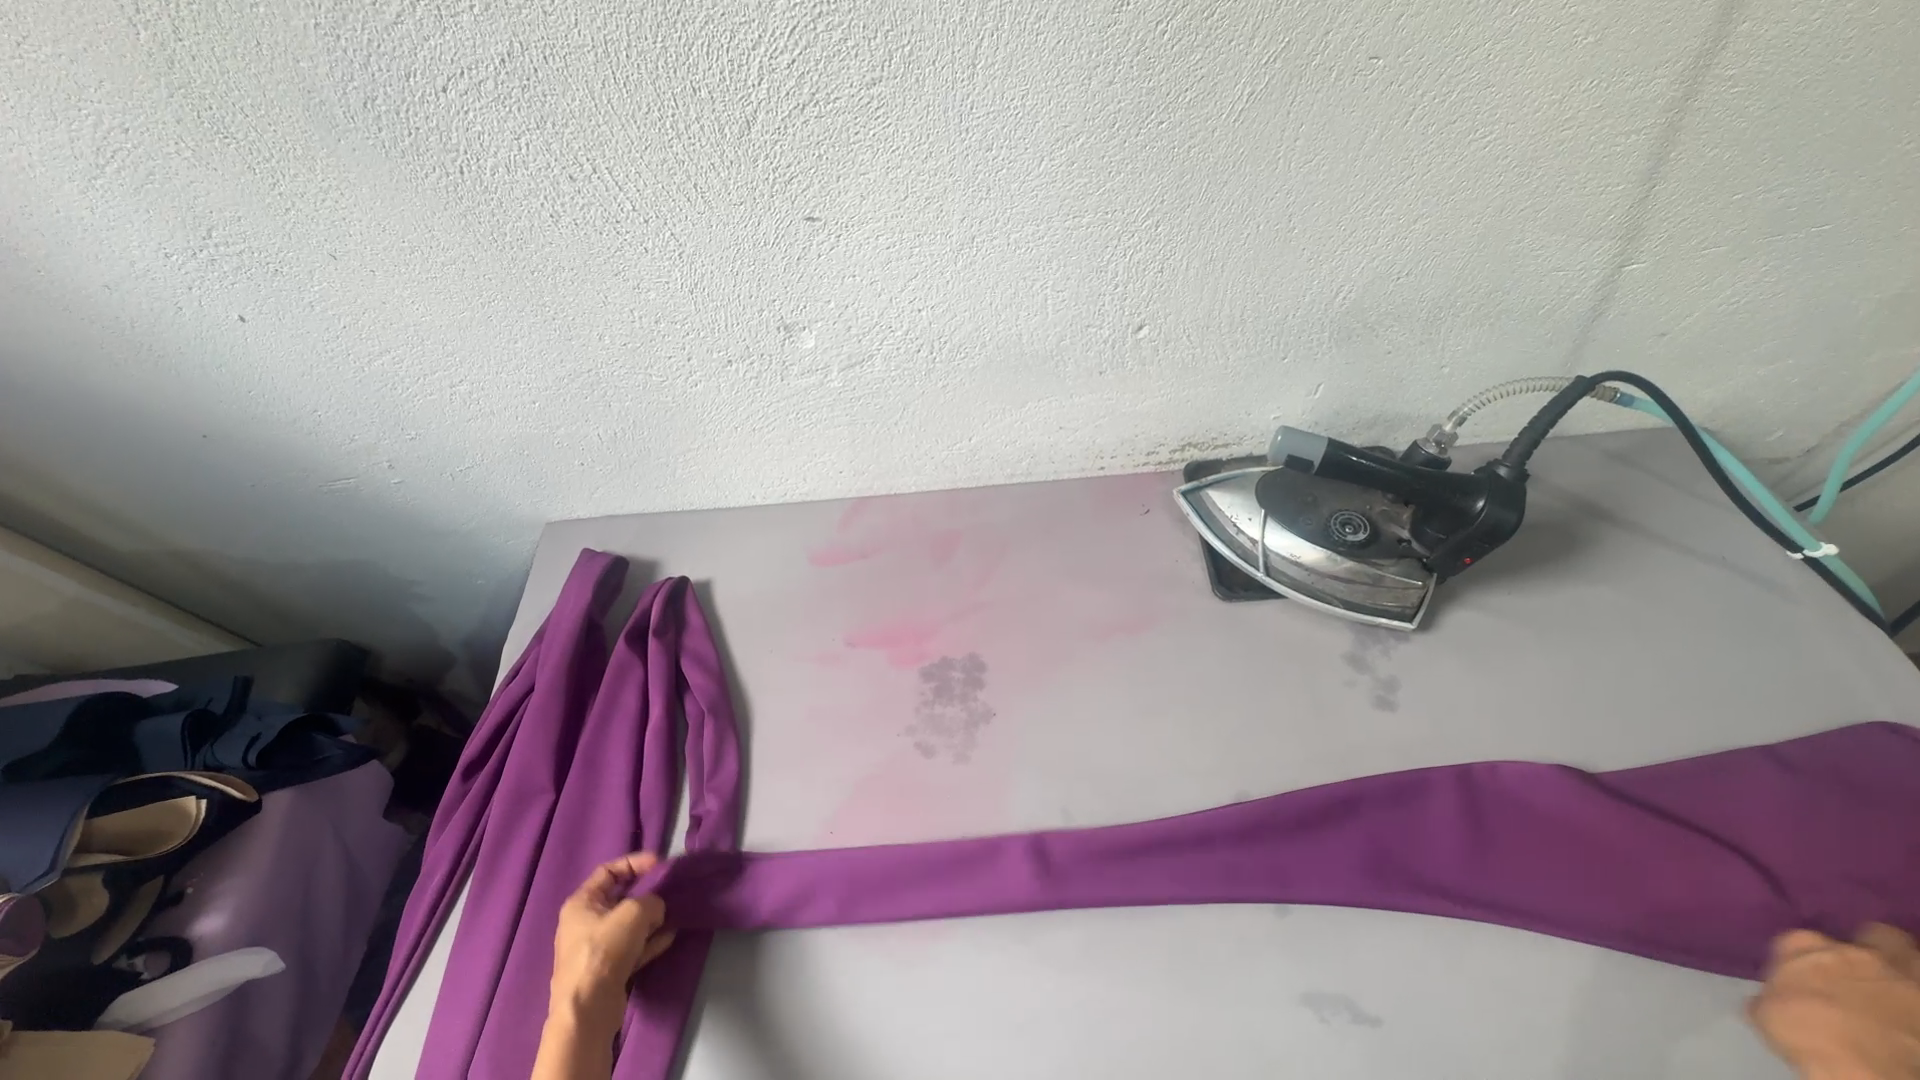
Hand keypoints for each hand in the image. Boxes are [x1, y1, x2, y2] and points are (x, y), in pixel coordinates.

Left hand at [550, 851, 675, 1029]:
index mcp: (582, 903)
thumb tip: (657, 909)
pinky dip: (649, 940)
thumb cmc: (604, 950)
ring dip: (651, 919)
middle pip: (620, 897)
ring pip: (629, 924)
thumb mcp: (634, 913)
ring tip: (672, 916)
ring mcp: (595, 947)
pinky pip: (632, 946)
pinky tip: (669, 938)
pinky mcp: (607, 969)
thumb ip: (652, 901)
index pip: (609, 870)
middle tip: (668, 892)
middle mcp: (585, 922)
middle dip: (647, 893)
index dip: (635, 863)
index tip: (660, 864)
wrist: (588, 1008)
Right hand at [1751, 924, 1919, 1078]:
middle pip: (1873, 934)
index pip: (1798, 940)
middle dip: (1871, 946)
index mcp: (1804, 946)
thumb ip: (1772, 994)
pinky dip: (1916, 995)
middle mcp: (1856, 952)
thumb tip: (1776, 999)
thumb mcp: (1765, 1012)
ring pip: (1909, 953)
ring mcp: (1904, 977)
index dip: (1801, 959)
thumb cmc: (1803, 1033)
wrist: (1863, 1067)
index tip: (1801, 977)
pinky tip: (1908, 1009)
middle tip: (1864, 970)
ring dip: (1903, 965)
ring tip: (1894, 984)